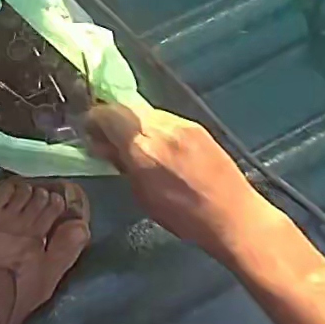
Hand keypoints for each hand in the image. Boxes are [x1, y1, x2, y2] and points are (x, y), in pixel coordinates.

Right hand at [85, 104, 274, 254]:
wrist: (234, 215)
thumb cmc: (185, 217)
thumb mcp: (142, 196)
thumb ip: (121, 165)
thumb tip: (104, 146)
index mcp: (142, 148)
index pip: (106, 114)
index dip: (93, 120)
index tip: (90, 133)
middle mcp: (159, 128)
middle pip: (124, 106)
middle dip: (112, 119)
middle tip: (109, 138)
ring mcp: (180, 123)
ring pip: (144, 110)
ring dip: (134, 122)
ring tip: (137, 145)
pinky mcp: (195, 125)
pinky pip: (164, 118)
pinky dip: (154, 127)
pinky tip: (160, 147)